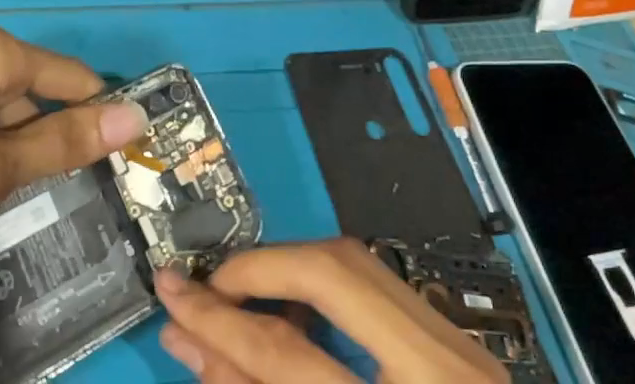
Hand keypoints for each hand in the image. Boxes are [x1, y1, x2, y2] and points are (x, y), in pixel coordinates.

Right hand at [156, 239, 507, 383]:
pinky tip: (293, 311)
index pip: (287, 353)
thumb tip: (188, 341)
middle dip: (255, 268)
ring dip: (286, 268)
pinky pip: (377, 286)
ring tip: (241, 296)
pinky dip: (322, 287)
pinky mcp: (462, 347)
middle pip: (331, 272)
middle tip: (206, 288)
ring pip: (357, 262)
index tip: (170, 295)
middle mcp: (443, 375)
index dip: (217, 320)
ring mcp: (464, 354)